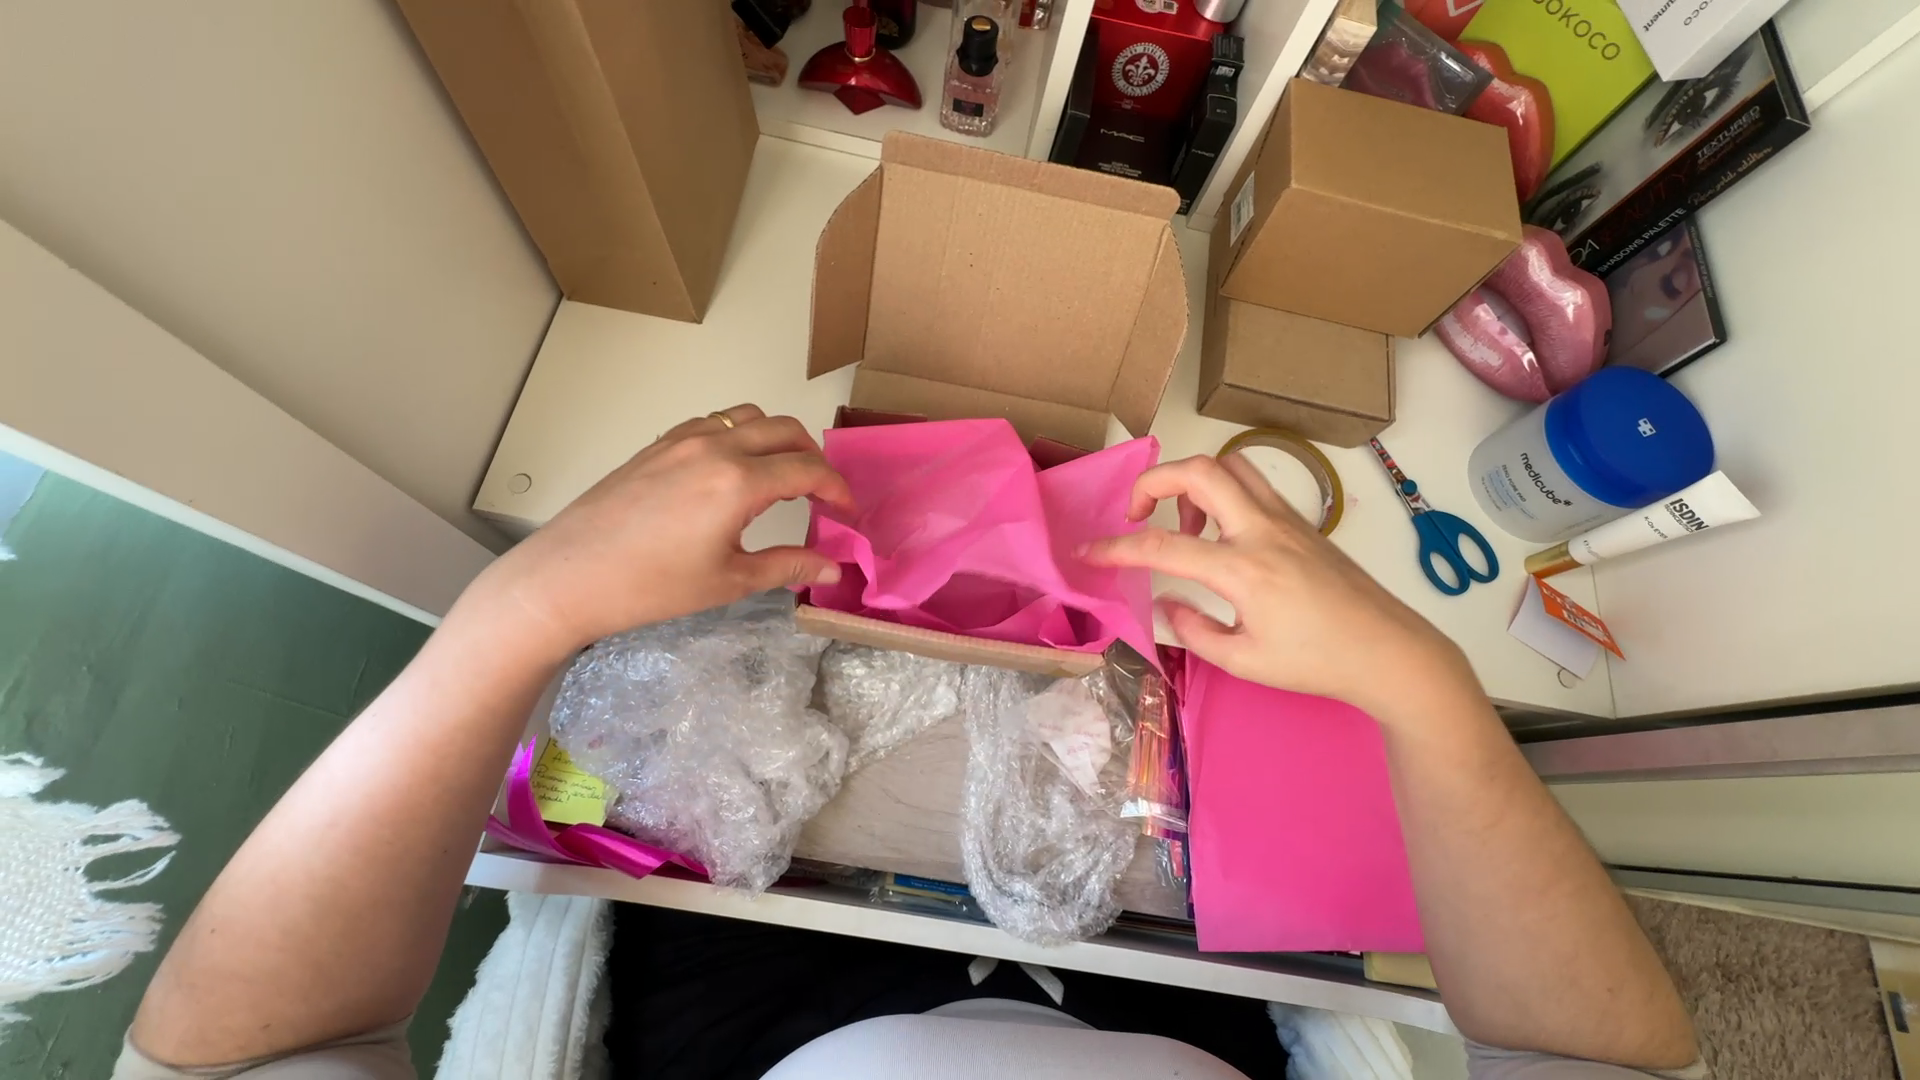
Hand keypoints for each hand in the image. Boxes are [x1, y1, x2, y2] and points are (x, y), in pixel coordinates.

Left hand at [463, 405, 853, 659]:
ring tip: (782, 474)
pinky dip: (739, 434)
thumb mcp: (730, 580)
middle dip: (814, 457)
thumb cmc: (652, 587)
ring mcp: (682, 439)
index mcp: (739, 480)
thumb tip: (832, 565)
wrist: (567, 578)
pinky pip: (713, 421)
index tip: (848, 513)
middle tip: (821, 493)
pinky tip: (732, 469)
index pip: (808, 470)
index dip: (837, 490)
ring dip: (777, 437)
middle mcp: (715, 446)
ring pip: (749, 415)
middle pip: (786, 429)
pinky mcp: (657, 444)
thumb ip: (788, 565)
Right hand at [1080, 453, 1475, 721]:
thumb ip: (1194, 630)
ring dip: (1191, 484)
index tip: (1088, 553)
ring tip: (1183, 528)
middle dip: (1152, 481)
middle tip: (1136, 514)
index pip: (1162, 547)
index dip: (1116, 548)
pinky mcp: (1302, 521)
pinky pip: (1252, 485)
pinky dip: (1221, 494)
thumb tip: (1168, 603)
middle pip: (1198, 470)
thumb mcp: (1244, 661)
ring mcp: (1286, 519)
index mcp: (1243, 570)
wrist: (1391, 652)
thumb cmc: (1317, 663)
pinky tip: (1220, 537)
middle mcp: (1262, 530)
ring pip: (1229, 466)